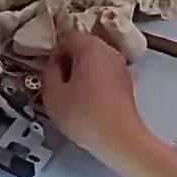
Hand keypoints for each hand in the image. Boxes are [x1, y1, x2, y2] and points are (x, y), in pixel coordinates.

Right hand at [41, 32, 150, 163]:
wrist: (119, 138)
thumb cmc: (82, 114)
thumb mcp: (52, 95)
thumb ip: (48, 73)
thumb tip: (54, 65)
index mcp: (91, 48)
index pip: (69, 38)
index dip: (55, 52)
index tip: (50, 72)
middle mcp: (109, 51)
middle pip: (84, 47)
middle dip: (69, 61)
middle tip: (59, 83)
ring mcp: (122, 67)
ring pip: (96, 60)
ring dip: (82, 71)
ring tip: (73, 93)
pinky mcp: (128, 82)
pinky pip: (105, 73)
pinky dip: (95, 80)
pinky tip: (89, 101)